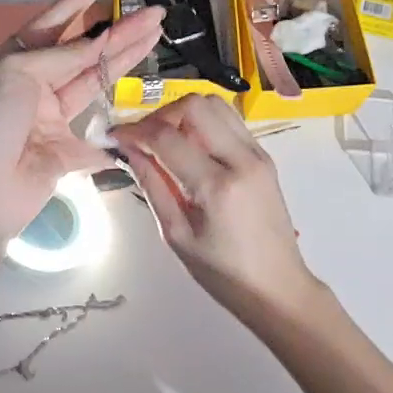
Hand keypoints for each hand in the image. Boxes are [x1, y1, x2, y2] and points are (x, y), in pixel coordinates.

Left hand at [0, 0, 163, 242]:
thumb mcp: (18, 74)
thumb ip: (62, 56)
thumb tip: (99, 43)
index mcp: (14, 61)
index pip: (52, 23)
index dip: (78, 0)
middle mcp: (33, 86)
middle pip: (82, 54)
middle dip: (117, 32)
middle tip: (154, 13)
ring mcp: (50, 121)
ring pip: (94, 87)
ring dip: (124, 64)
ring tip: (155, 38)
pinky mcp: (65, 154)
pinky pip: (98, 140)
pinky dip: (119, 131)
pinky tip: (145, 110)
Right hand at [110, 95, 324, 319]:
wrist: (277, 286)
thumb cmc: (223, 273)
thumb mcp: (177, 234)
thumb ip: (153, 186)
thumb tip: (128, 150)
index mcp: (217, 186)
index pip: (167, 137)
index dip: (134, 131)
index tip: (115, 137)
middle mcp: (242, 159)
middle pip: (195, 105)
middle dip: (160, 115)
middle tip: (143, 138)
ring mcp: (258, 154)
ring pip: (216, 105)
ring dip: (184, 115)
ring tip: (165, 141)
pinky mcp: (264, 157)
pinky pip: (229, 122)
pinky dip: (203, 124)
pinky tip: (189, 149)